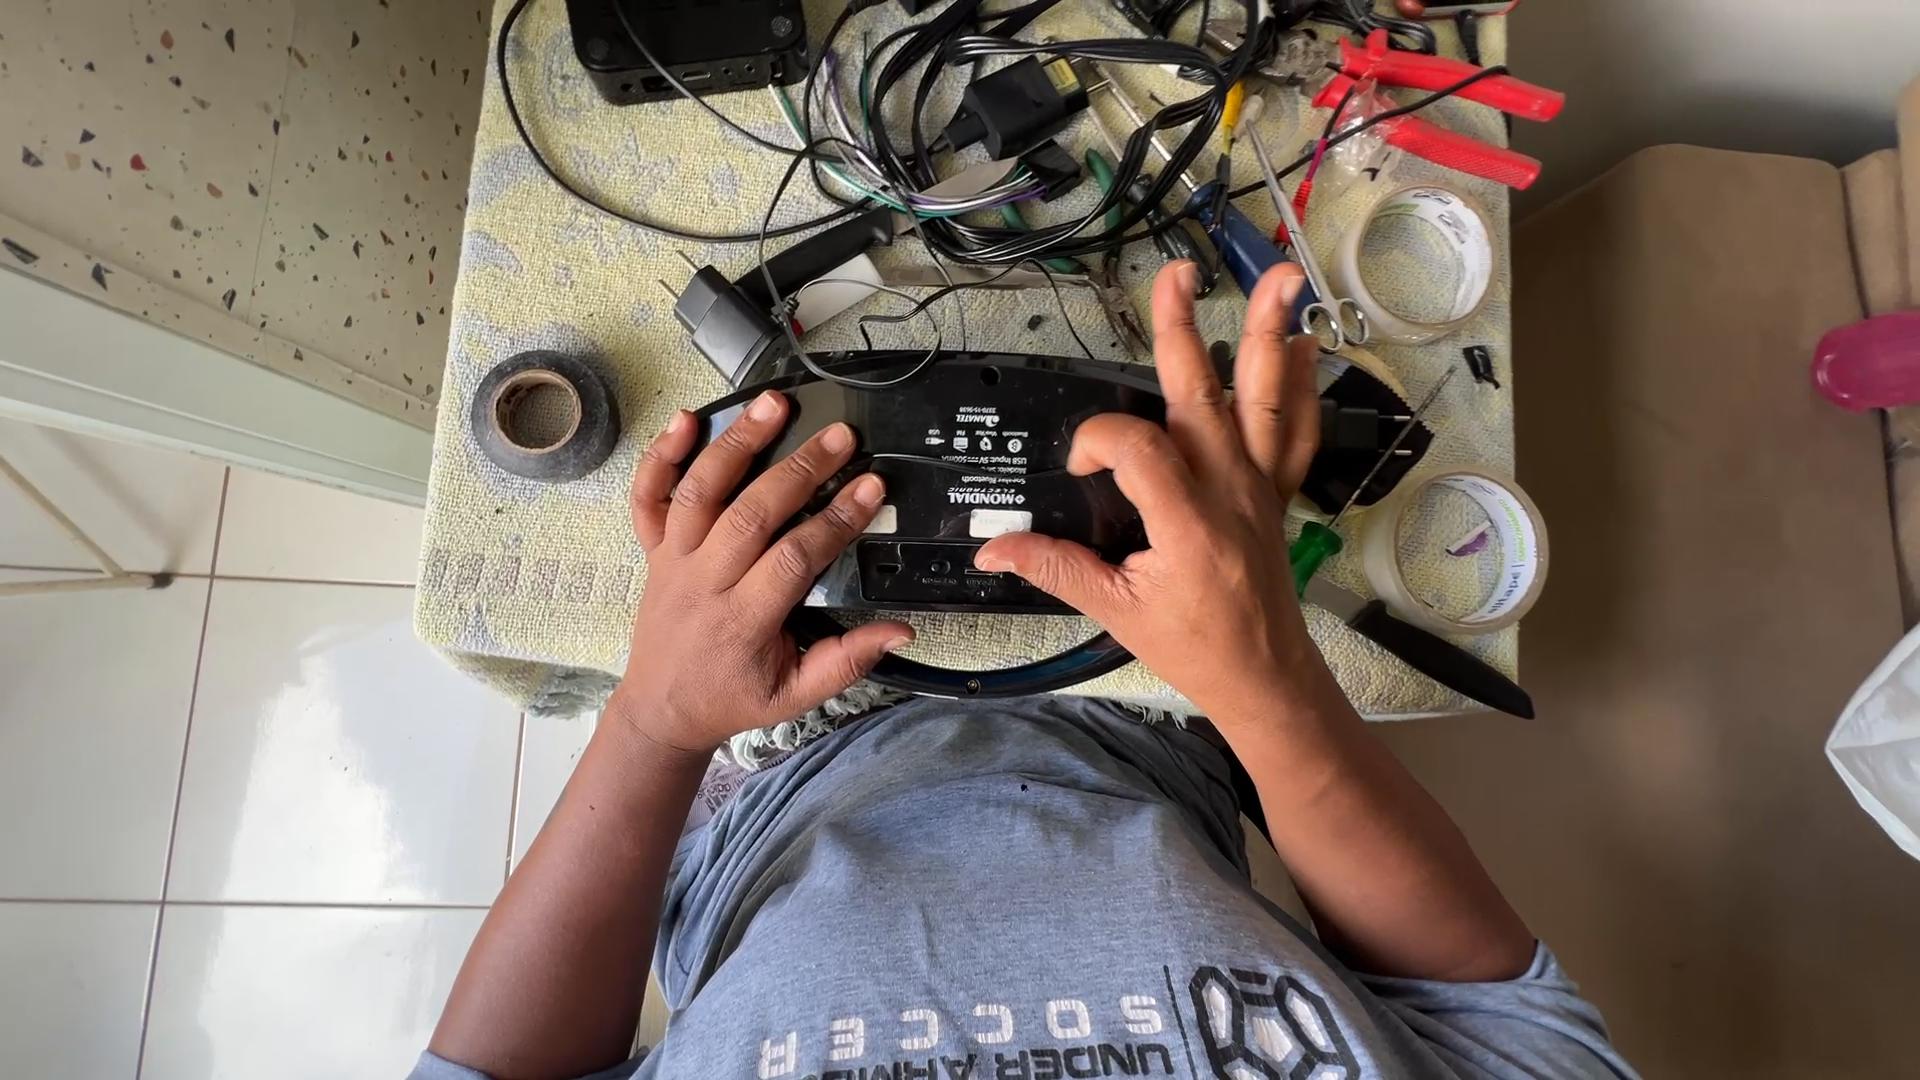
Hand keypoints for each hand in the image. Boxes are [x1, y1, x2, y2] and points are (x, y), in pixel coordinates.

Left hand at [611, 391, 913, 755]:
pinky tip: (686, 420)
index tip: (870, 487)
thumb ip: (847, 662)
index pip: (793, 558)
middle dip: (800, 469)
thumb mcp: (796, 696)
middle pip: (751, 513)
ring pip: (701, 492)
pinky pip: (648, 498)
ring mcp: (673, 561)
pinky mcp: (654, 551)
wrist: (662, 709)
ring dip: (737, 443)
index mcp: (744, 620)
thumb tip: (900, 632)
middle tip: (840, 436)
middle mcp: (704, 582)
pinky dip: (661, 456)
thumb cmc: (732, 699)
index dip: (836, 520)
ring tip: (773, 405)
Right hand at [974, 261, 1338, 726]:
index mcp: (1185, 523)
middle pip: (1201, 397)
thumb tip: (992, 550)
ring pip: (1265, 401)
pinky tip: (1304, 345)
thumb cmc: (1193, 647)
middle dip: (1181, 332)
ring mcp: (1259, 487)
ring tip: (1281, 278)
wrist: (1265, 675)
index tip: (1080, 468)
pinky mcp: (1274, 492)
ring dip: (1267, 336)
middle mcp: (1228, 492)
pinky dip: (1302, 386)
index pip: (1137, 447)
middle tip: (1173, 275)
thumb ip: (1054, 569)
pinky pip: (1295, 433)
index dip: (1096, 442)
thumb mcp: (1115, 611)